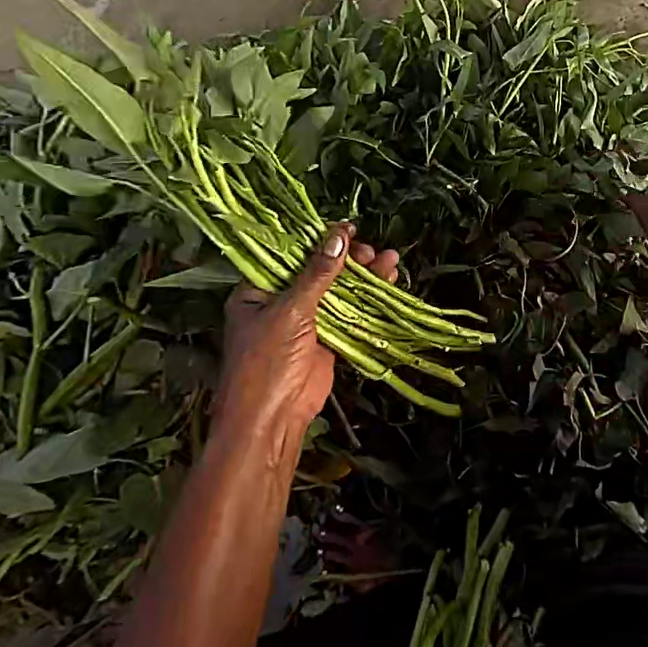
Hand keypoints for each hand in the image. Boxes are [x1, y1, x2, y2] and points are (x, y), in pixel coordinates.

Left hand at [218, 223, 400, 440]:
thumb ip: (317, 274)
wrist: (271, 419)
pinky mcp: (327, 337)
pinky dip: (369, 297)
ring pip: (339, 289)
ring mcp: (306, 319)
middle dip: (347, 258)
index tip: (347, 227)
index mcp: (258, 291)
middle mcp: (281, 301)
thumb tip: (339, 236)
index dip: (318, 239)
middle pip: (319, 269)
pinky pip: (351, 310)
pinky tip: (389, 280)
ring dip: (364, 275)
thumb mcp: (290, 311)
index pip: (290, 254)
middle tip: (369, 250)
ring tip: (389, 259)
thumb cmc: (266, 362)